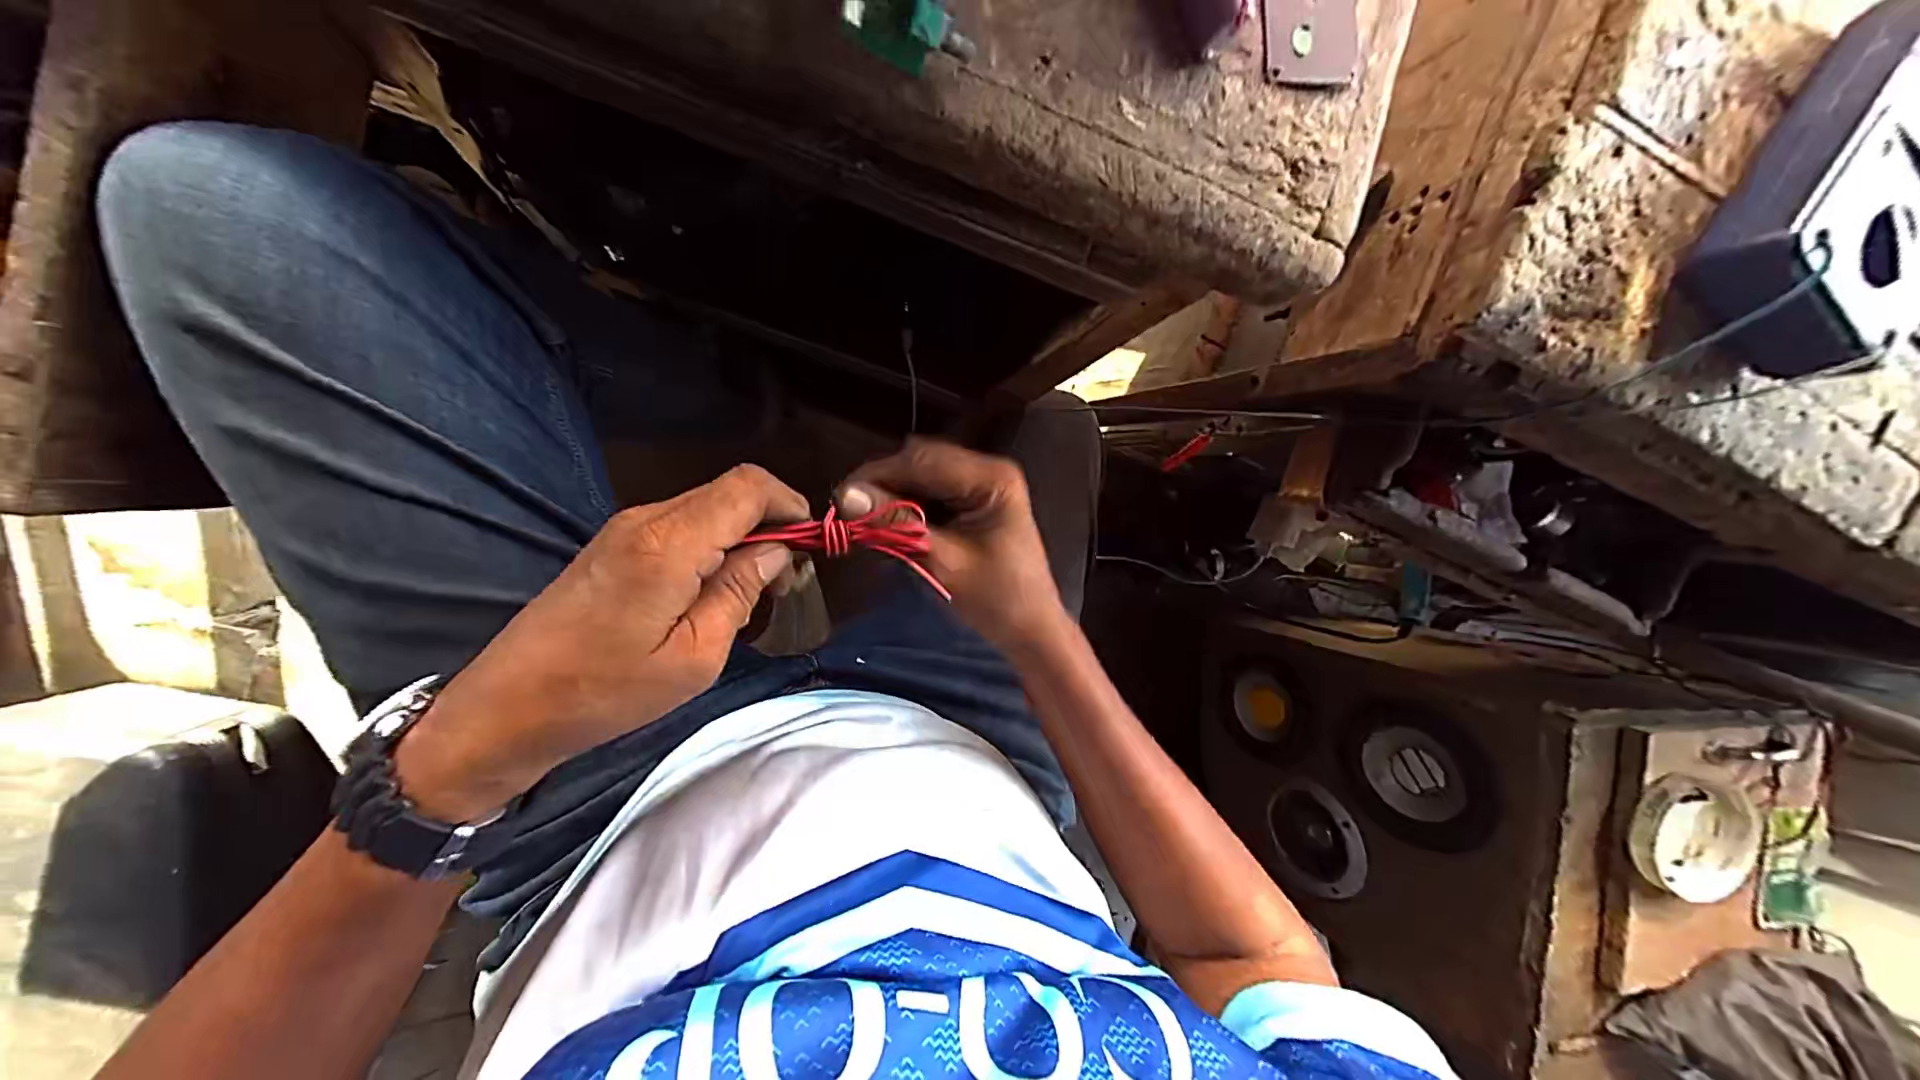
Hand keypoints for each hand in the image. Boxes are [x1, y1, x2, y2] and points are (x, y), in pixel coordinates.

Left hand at [394, 464, 807, 819]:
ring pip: (708, 505)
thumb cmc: (605, 692)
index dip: (789, 504)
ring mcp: (626, 527)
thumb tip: (776, 552)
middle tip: (787, 576)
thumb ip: (740, 593)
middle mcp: (647, 520)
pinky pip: (683, 523)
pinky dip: (714, 543)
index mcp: (669, 544)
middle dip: (772, 522)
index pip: (747, 487)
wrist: (507, 706)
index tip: (810, 545)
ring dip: (743, 535)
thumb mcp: (694, 657)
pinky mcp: (616, 542)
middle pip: (730, 490)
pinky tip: (714, 588)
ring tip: (754, 588)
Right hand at [842, 437, 1068, 651]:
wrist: (1031, 631)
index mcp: (991, 477)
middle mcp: (987, 470)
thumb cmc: (998, 599)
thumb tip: (845, 496)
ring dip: (892, 497)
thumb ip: (897, 525)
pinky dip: (906, 508)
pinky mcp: (972, 502)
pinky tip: (889, 527)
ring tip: (864, 523)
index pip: (922, 460)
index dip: (877, 476)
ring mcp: (980, 485)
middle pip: (919, 463)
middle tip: (849, 515)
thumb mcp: (944, 561)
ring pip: (920, 477)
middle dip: (883, 486)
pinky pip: (929, 494)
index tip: (840, 500)